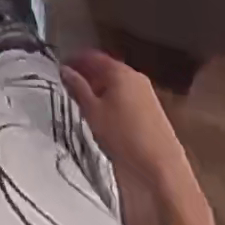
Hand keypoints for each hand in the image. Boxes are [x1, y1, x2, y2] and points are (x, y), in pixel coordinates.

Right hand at [61, 51, 189, 188]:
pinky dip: (113, 98)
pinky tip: (106, 114)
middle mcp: (135, 76)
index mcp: (119, 71)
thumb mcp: (92, 111)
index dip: (75, 60)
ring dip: (100, 87)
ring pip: (117, 82)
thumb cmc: (123, 136)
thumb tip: (65, 70)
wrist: (163, 168)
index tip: (62, 69)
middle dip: (87, 75)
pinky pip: (127, 95)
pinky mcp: (153, 109)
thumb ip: (77, 86)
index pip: (92, 56)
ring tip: (86, 102)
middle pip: (106, 68)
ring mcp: (147, 93)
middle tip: (71, 86)